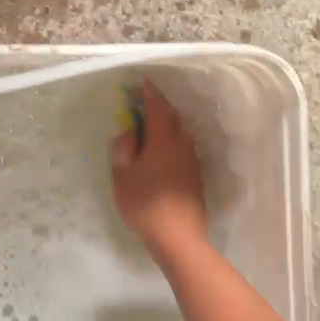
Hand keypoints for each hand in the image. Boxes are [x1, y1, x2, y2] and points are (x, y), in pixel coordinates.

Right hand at [110, 79, 209, 258]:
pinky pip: (182, 149)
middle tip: (141, 104)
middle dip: (157, 107)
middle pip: (171, 118)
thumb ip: (124, 147)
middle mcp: (183, 143)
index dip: (149, 92)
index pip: (158, 106)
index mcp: (164, 138)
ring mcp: (192, 160)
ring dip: (165, 126)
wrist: (179, 238)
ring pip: (179, 134)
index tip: (142, 82)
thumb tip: (130, 131)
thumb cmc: (145, 203)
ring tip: (149, 129)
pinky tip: (160, 153)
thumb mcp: (123, 175)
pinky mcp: (196, 176)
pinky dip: (170, 143)